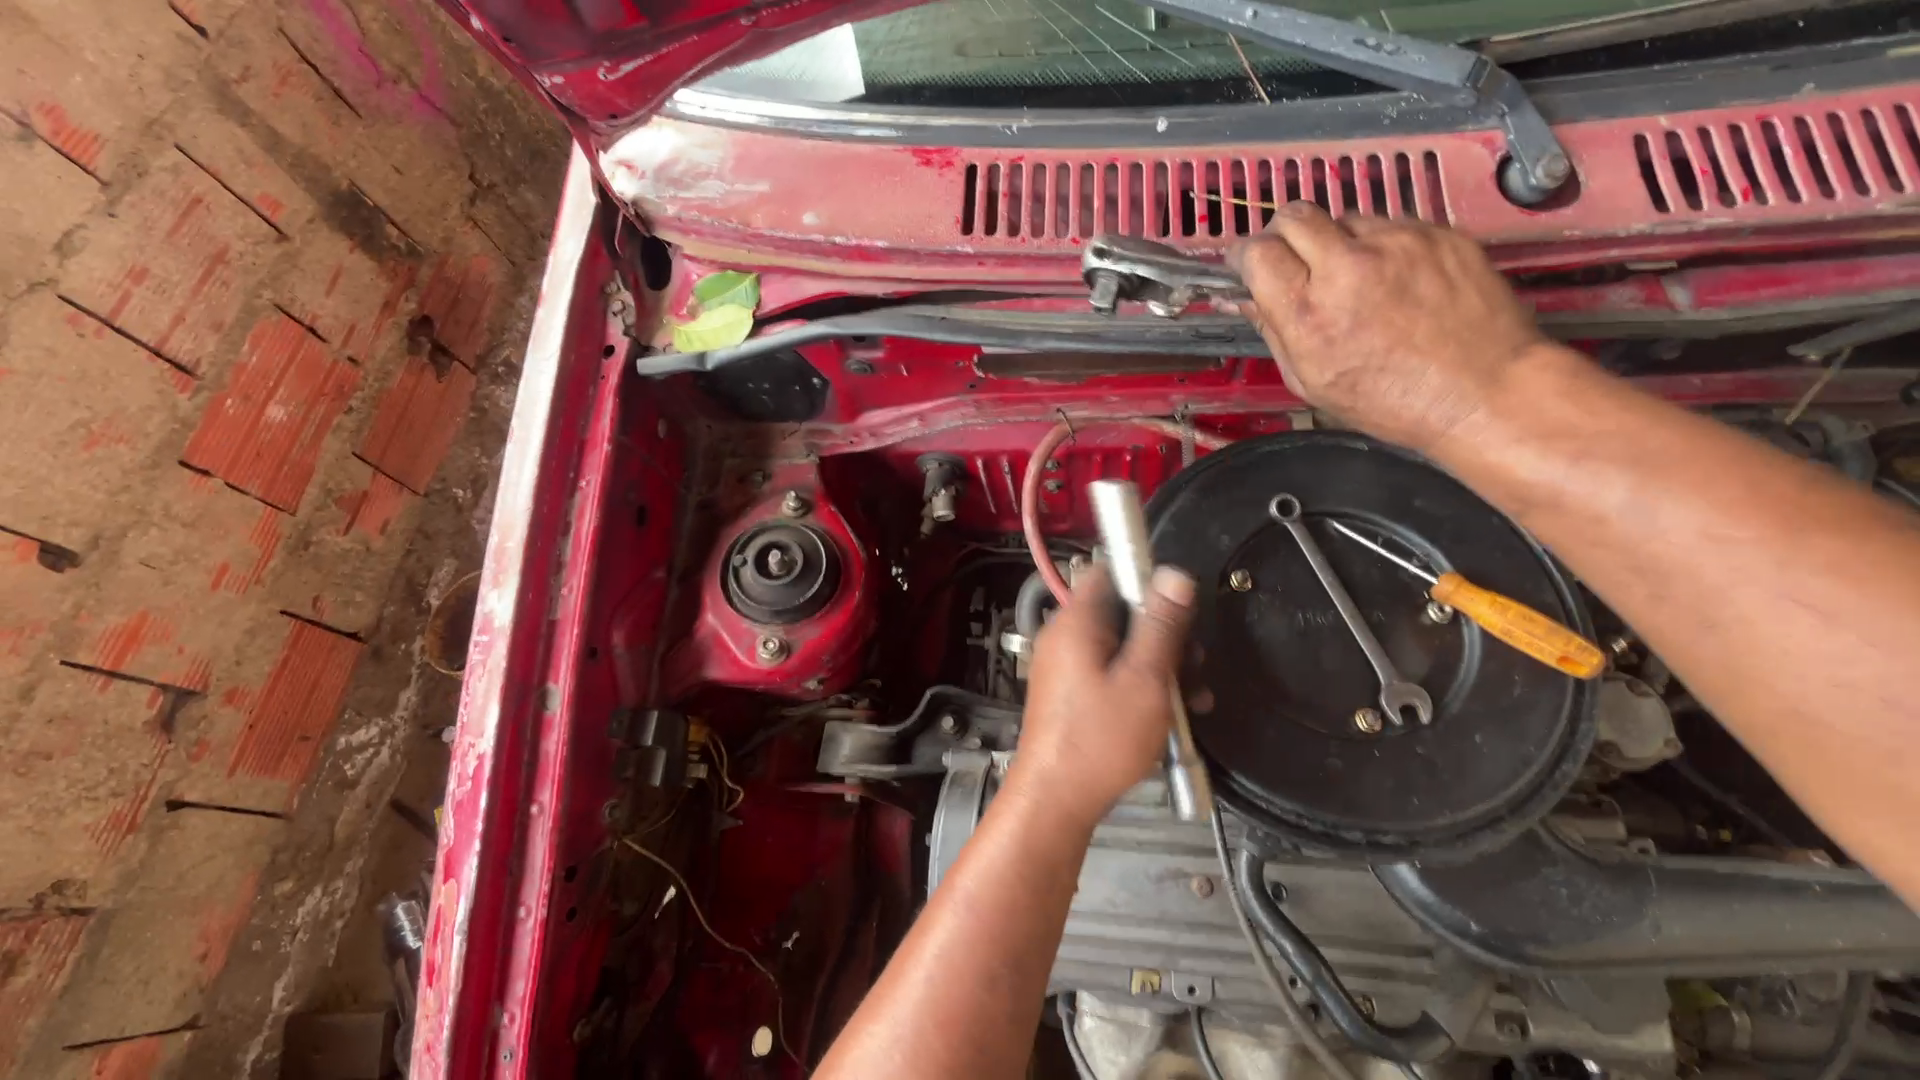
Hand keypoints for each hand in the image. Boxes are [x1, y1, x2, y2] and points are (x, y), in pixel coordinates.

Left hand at [1007, 565, 1196, 827]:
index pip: (1110, 572)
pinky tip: (1168, 712)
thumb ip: (1162, 626)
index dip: (1148, 580)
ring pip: (1122, 647)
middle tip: (1193, 664)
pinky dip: (1140, 684)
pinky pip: (1111, 673)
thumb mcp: (1145, 679)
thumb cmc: (1099, 742)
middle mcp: (1065, 638)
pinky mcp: (1072, 694)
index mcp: (1076, 623)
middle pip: (1122, 613)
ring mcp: (1066, 667)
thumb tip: (1174, 575)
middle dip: (1165, 634)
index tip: (1181, 605)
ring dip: (1160, 665)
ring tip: (1190, 697)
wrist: (1057, 800)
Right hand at [1227, 202, 1553, 454]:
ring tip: (1356, 278)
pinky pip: (1392, 225)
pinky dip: (1382, 246)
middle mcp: (1347, 267)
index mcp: (1309, 312)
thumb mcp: (1313, 384)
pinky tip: (1396, 280)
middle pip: (1294, 216)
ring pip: (1344, 218)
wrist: (1484, 392)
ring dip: (1337, 241)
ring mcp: (1396, 243)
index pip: (1257, 251)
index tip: (1251, 264)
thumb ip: (1275, 333)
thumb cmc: (1395, 401)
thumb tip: (1249, 299)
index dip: (1248, 256)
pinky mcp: (1436, 233)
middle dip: (1285, 235)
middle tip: (1296, 260)